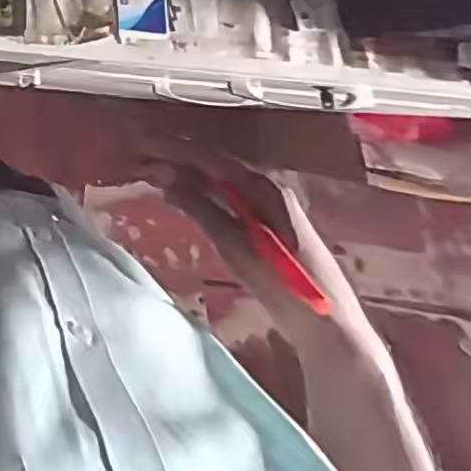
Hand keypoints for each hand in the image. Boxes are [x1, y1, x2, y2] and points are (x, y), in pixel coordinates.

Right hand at [133, 134, 331, 334]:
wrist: (330, 328)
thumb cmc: (287, 286)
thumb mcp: (238, 248)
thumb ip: (201, 209)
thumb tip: (165, 178)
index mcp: (264, 186)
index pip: (210, 157)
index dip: (175, 148)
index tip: (144, 142)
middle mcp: (266, 187)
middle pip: (213, 163)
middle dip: (175, 156)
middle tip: (140, 154)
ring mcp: (267, 204)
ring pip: (217, 178)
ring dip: (184, 172)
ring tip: (151, 170)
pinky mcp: (264, 222)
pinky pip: (224, 194)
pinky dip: (198, 189)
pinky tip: (179, 192)